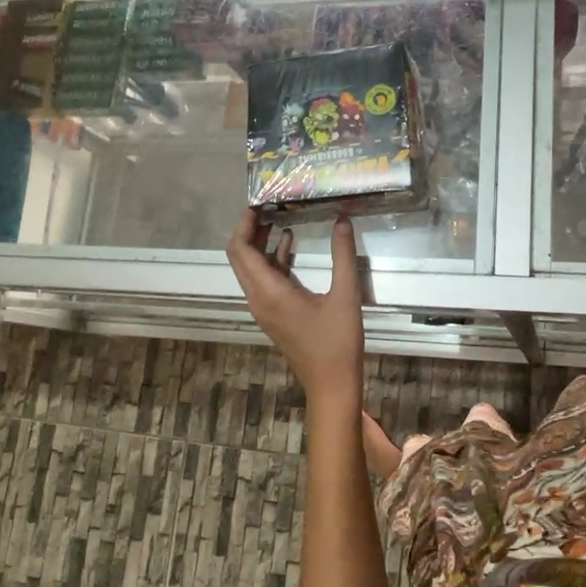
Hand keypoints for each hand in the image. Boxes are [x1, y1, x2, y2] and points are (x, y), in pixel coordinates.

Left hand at [226, 209, 365, 409]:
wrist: (331, 385)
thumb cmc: (338, 343)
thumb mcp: (346, 296)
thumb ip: (343, 255)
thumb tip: (342, 220)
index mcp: (269, 292)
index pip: (240, 249)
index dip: (244, 223)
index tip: (259, 201)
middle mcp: (258, 298)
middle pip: (239, 256)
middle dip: (249, 228)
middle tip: (267, 203)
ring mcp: (264, 308)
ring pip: (250, 268)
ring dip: (259, 242)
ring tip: (278, 215)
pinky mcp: (273, 314)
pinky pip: (264, 280)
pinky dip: (272, 259)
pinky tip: (290, 243)